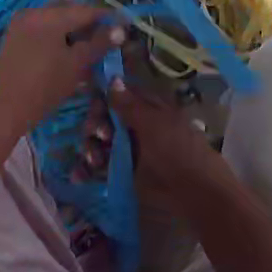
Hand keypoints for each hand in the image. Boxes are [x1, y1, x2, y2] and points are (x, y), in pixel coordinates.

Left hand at [0, 1, 123, 132]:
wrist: (2, 109)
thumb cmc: (43, 87)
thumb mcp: (76, 65)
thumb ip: (99, 43)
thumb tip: (121, 27)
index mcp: (49, 15)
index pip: (87, 9)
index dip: (108, 18)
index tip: (125, 27)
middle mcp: (33, 12)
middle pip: (69, 9)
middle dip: (89, 21)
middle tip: (106, 39)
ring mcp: (20, 24)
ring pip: (55, 19)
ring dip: (73, 29)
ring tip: (88, 49)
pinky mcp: (13, 37)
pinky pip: (41, 28)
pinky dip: (57, 35)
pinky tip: (67, 53)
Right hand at [85, 70, 232, 205]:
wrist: (193, 193)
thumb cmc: (177, 151)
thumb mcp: (153, 124)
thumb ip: (129, 104)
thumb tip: (112, 78)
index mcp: (148, 109)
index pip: (119, 95)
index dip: (102, 96)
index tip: (88, 100)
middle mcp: (136, 127)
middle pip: (105, 118)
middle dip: (95, 124)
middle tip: (97, 134)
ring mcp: (129, 150)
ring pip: (99, 142)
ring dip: (90, 147)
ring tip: (94, 159)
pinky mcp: (122, 172)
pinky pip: (100, 165)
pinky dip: (87, 169)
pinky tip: (79, 175)